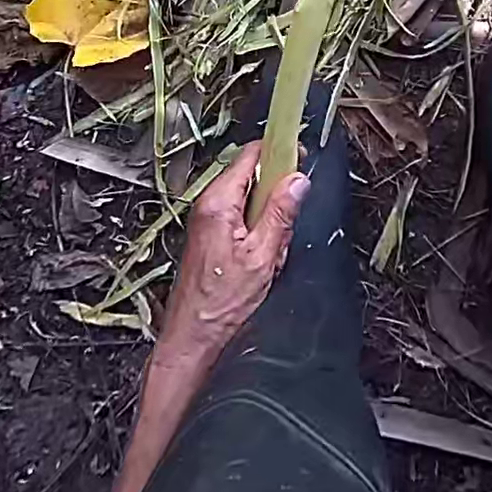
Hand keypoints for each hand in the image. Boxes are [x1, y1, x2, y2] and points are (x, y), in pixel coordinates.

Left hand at [153, 140, 309, 367]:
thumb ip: (280, 213)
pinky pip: (240, 214)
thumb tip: (298, 181)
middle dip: (275, 190)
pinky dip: (256, 227)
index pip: (249, 155)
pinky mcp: (209, 231)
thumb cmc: (219, 305)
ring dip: (267, 213)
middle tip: (287, 218)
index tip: (298, 157)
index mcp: (218, 202)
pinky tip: (262, 255)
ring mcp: (207, 217)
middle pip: (250, 173)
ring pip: (247, 195)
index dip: (277, 152)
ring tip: (272, 246)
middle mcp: (208, 203)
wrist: (192, 339)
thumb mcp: (262, 257)